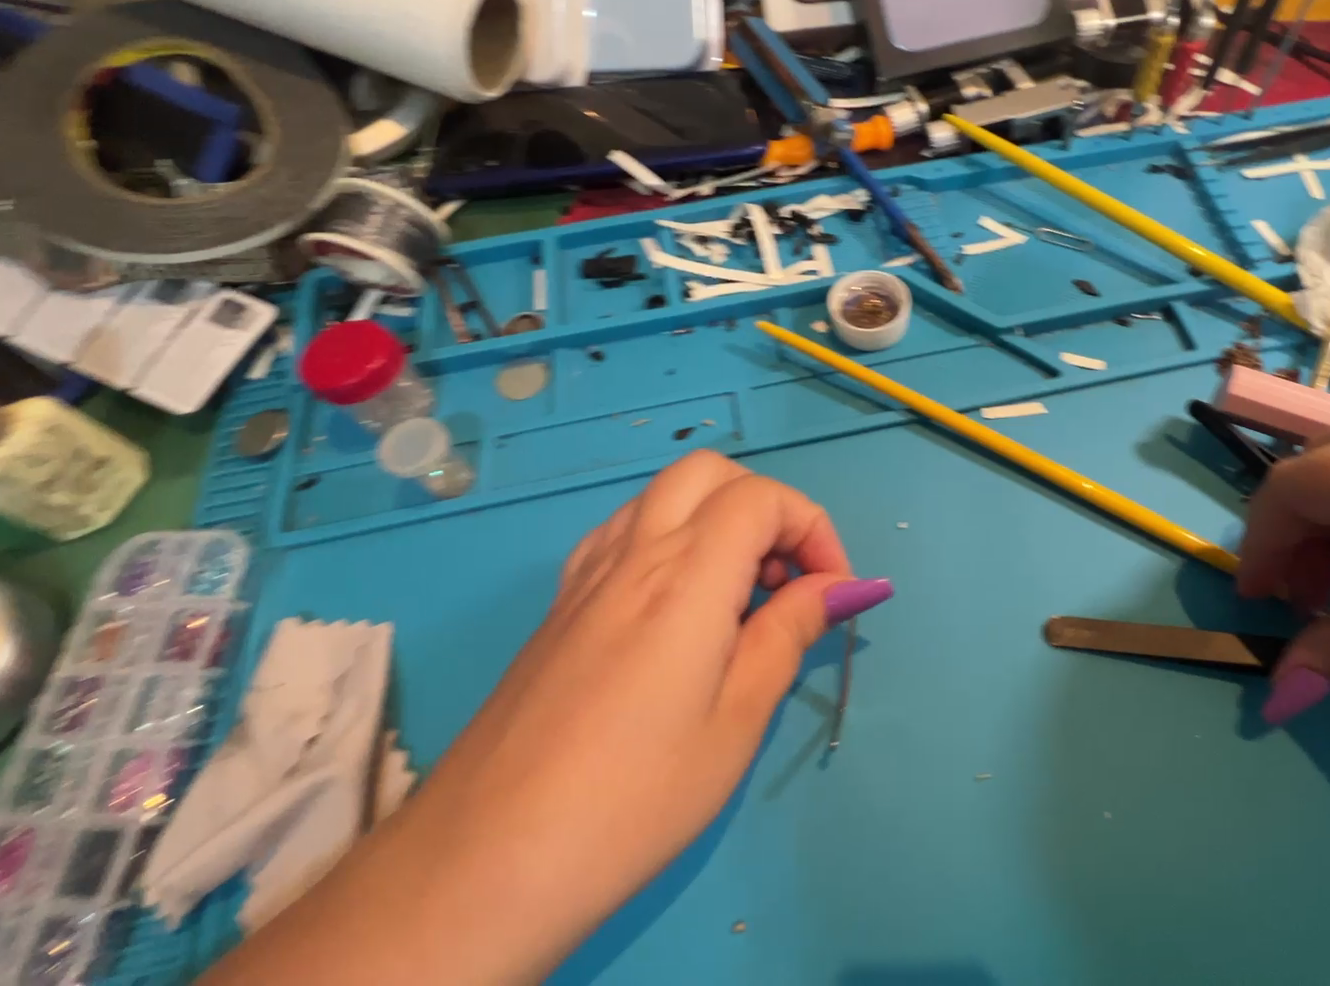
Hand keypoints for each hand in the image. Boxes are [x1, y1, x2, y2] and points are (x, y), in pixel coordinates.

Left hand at [204, 452, 891, 984]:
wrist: (488, 855)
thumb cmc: (634, 797)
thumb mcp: (736, 720)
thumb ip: (789, 633)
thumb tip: (840, 587)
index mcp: (685, 575)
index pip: (762, 497)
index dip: (813, 529)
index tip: (832, 594)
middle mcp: (632, 552)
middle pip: (708, 473)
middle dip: (765, 507)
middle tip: (785, 580)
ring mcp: (586, 574)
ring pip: (661, 495)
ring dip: (716, 518)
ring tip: (737, 597)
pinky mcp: (560, 603)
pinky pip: (624, 532)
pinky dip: (669, 539)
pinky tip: (677, 608)